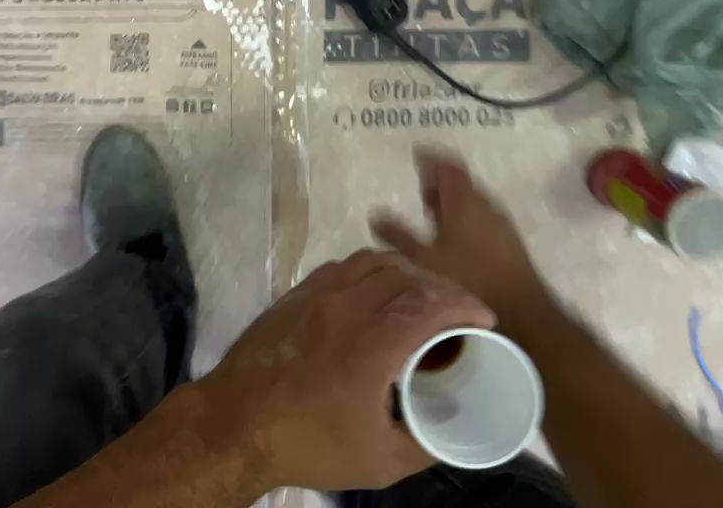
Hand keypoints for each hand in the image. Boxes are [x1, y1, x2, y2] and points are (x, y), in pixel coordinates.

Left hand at [194, 249, 492, 492]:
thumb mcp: (382, 460)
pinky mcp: (297, 293)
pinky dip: (371, 270)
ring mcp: (317, 294)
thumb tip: (453, 426)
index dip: (463, 304)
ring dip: (406, 272)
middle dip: (441, 286)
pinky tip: (378, 290)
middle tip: (459, 308)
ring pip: (372, 262)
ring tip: (423, 294)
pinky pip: (343, 265)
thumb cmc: (311, 442)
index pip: (429, 305)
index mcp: (372, 344)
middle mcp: (346, 307)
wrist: (238, 421)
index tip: (484, 316)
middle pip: (406, 275)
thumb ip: (426, 440)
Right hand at [370, 147, 549, 327]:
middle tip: (420, 188)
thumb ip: (399, 236)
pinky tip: (454, 237)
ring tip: (432, 213)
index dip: (431, 158)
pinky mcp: (510, 242)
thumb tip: (375, 216)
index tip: (416, 155)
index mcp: (463, 202)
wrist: (523, 314)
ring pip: (473, 201)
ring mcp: (501, 224)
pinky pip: (483, 217)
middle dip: (440, 182)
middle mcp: (485, 206)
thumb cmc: (469, 280)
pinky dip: (466, 216)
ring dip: (453, 201)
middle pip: (462, 182)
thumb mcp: (424, 260)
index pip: (448, 166)